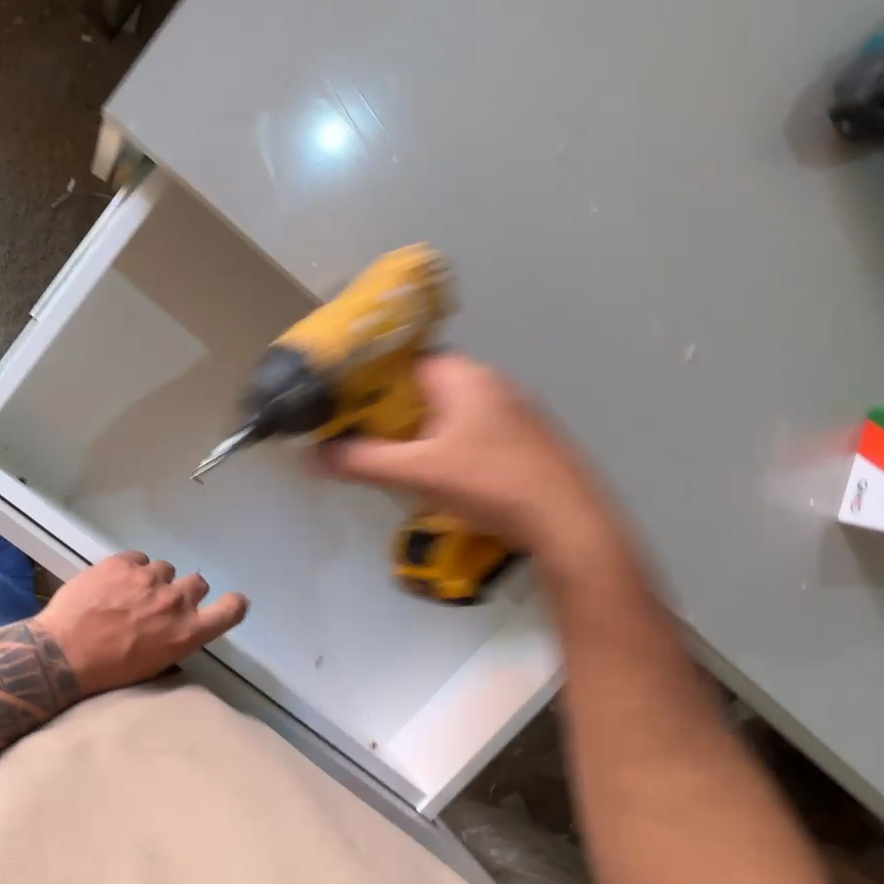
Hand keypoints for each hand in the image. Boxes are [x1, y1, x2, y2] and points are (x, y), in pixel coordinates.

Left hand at [31, 551, 247, 695]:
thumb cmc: (108, 670)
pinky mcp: (122, 563)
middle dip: (183, 591)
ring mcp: (148, 578)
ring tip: (129, 593)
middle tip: (159, 602)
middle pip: (197, 583)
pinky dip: (129, 568)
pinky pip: (137, 558)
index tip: (229, 602)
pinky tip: (112, 583)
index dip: (232, 604)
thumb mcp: (154, 665)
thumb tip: (177, 629)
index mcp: (187, 632)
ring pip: (164, 568)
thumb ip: (175, 640)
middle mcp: (175, 601)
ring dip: (153, 579)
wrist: (62, 654)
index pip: (231, 610)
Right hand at [313, 353, 612, 557]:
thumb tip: (314, 456)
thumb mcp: (417, 473)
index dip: (372, 378)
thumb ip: (362, 461)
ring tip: (392, 457)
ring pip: (449, 410)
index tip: (345, 402)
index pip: (406, 359)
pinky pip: (470, 430)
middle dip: (391, 409)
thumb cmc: (492, 484)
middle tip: (361, 434)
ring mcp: (513, 412)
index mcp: (465, 378)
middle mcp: (491, 384)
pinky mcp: (524, 440)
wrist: (568, 524)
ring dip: (418, 430)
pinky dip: (444, 444)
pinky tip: (436, 474)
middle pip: (425, 386)